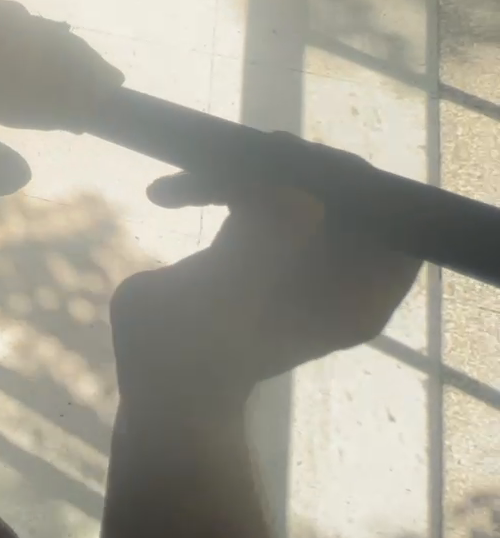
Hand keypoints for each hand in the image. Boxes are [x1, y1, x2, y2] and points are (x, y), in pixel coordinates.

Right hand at [111, 170, 422, 413]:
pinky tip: (166, 195)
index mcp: (355, 292)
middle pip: (331, 197)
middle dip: (271, 170)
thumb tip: (298, 191)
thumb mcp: (223, 297)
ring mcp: (293, 266)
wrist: (155, 380)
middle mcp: (337, 276)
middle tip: (210, 162)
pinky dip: (211, 190)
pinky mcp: (254, 260)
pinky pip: (250, 207)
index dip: (340, 179)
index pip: (382, 216)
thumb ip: (263, 245)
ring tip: (168, 189)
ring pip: (283, 195)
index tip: (273, 156)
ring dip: (227, 178)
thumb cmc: (188, 349)